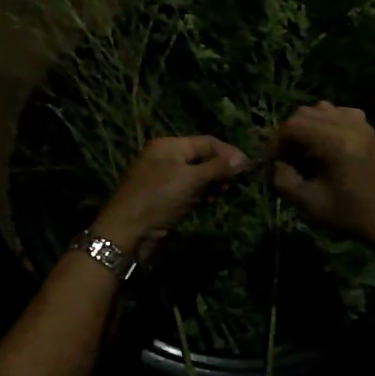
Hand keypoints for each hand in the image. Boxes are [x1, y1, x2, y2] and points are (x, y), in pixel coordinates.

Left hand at [92, 135, 249, 254]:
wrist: (127, 233)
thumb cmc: (158, 200)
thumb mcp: (190, 180)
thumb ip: (217, 167)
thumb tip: (243, 159)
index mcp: (168, 145)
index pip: (207, 142)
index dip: (229, 153)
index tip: (248, 167)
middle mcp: (165, 157)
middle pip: (202, 157)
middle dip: (221, 168)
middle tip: (235, 184)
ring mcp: (163, 178)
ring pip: (197, 175)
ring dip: (212, 182)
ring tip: (223, 194)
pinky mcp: (164, 198)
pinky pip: (189, 190)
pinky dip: (201, 193)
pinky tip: (209, 201)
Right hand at [273, 102, 374, 257]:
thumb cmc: (350, 214)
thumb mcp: (310, 203)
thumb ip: (284, 181)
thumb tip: (277, 165)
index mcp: (332, 141)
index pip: (291, 126)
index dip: (276, 142)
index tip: (273, 161)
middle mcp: (347, 125)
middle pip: (305, 113)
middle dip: (290, 132)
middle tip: (287, 158)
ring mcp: (361, 125)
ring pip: (323, 109)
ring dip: (308, 125)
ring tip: (305, 151)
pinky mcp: (370, 131)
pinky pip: (342, 113)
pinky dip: (328, 122)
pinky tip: (327, 144)